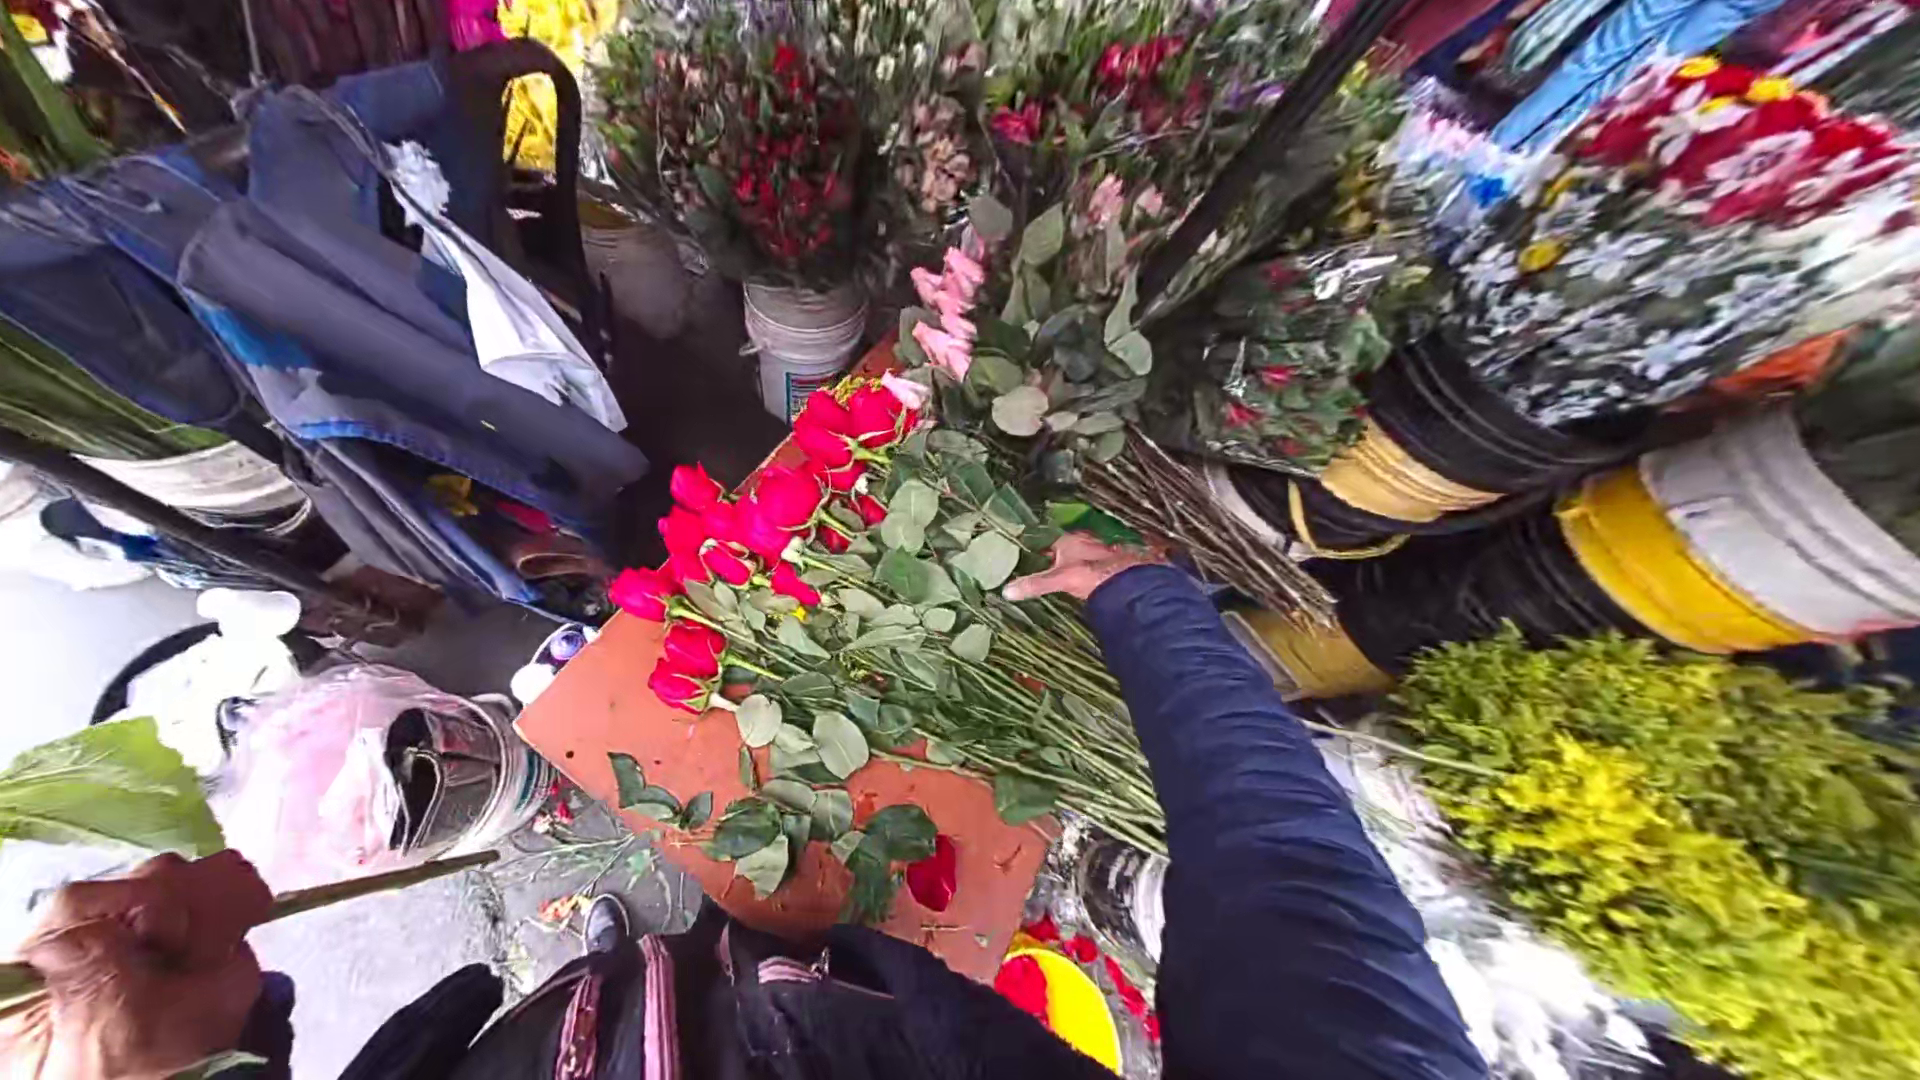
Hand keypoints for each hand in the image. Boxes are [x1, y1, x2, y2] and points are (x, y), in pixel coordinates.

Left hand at [2, 851, 271, 1079]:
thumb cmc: (138, 1063)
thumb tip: (74, 936)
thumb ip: (89, 981)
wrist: (199, 1069)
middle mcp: (94, 934)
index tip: (166, 942)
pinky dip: (246, 896)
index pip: (80, 900)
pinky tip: (245, 923)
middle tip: (193, 956)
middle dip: (187, 909)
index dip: (135, 904)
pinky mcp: (201, 912)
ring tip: (214, 952)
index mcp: (44, 968)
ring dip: (221, 906)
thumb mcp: (105, 1033)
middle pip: (146, 878)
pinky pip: (230, 875)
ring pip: (194, 871)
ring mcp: (150, 921)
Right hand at [1003, 533, 1165, 601]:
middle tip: (1050, 565)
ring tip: (1070, 573)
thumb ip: (1034, 584)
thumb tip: (1007, 591)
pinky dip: (1093, 569)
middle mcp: (1087, 540)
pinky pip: (1099, 563)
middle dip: (1061, 555)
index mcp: (1070, 540)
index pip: (1050, 540)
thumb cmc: (1090, 575)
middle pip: (1069, 546)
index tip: (1033, 555)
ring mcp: (1103, 550)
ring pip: (1085, 554)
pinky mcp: (1116, 561)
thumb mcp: (1057, 580)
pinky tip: (1092, 578)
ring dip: (1078, 562)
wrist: (1127, 583)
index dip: (1042, 549)